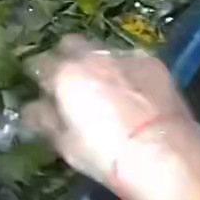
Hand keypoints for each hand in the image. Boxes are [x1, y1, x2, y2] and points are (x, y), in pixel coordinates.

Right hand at [25, 36, 199, 199]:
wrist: (165, 154)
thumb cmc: (106, 155)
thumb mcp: (66, 144)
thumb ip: (45, 120)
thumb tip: (34, 109)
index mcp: (64, 74)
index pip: (38, 63)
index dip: (38, 76)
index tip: (41, 88)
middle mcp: (91, 57)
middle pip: (70, 45)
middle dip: (66, 58)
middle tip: (71, 82)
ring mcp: (125, 56)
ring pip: (101, 50)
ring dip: (97, 63)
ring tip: (105, 87)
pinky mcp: (153, 63)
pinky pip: (130, 60)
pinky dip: (125, 71)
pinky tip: (132, 91)